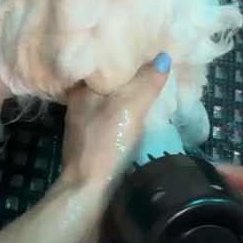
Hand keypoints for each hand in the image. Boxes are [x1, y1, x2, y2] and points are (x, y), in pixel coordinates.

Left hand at [52, 52, 171, 209]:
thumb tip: (163, 56)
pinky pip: (115, 122)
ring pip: (113, 104)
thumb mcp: (130, 107)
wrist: (89, 194)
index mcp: (81, 90)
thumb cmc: (105, 144)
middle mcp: (79, 105)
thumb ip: (146, 82)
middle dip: (131, 76)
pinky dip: (129, 117)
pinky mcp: (94, 146)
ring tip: (156, 88)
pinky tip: (145, 117)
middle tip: (157, 66)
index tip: (145, 47)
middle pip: (109, 84)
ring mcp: (85, 127)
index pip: (102, 62)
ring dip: (131, 99)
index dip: (123, 54)